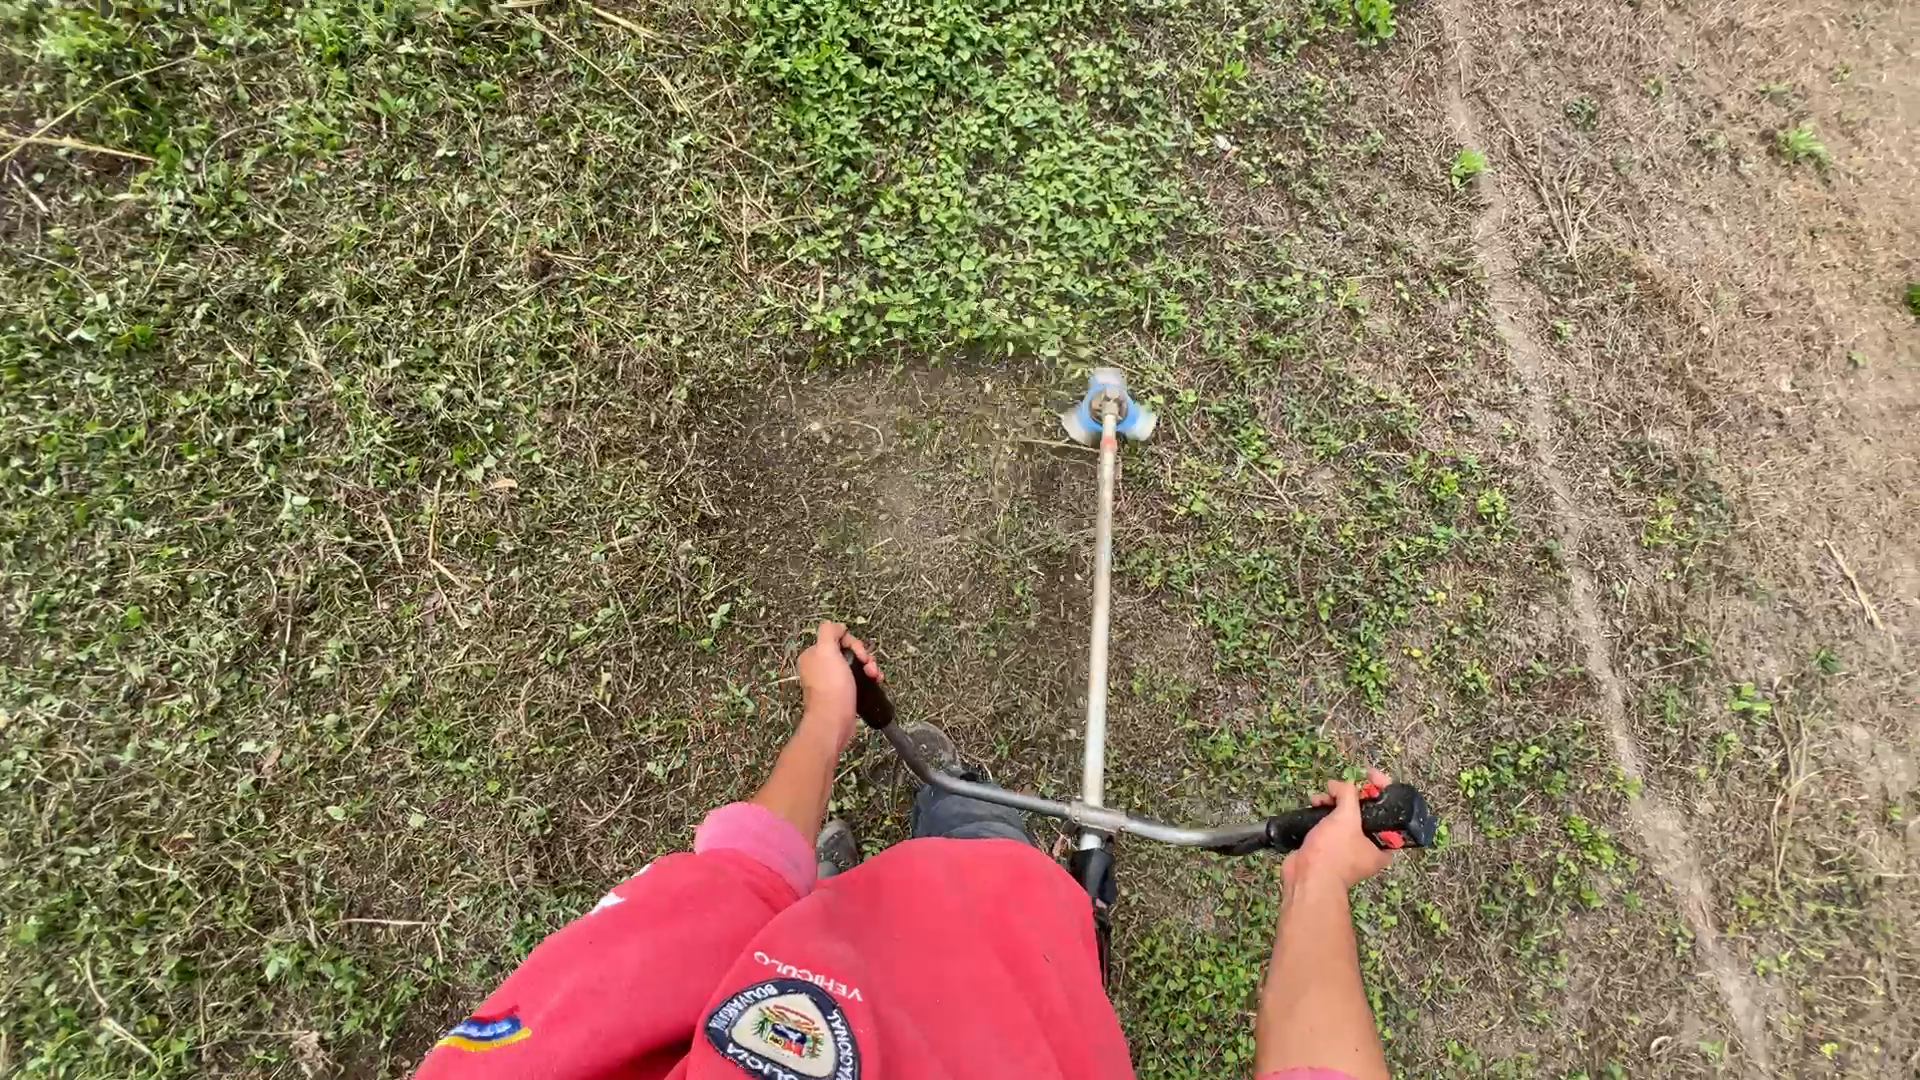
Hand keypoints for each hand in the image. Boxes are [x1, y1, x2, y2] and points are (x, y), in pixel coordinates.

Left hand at [796, 621, 880, 753]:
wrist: (834, 720)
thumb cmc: (831, 687)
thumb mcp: (826, 651)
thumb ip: (829, 632)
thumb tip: (837, 626)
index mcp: (814, 654)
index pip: (838, 637)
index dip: (853, 643)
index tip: (860, 655)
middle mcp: (821, 666)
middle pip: (848, 650)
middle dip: (863, 656)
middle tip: (869, 666)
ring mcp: (832, 680)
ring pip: (855, 664)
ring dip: (869, 667)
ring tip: (875, 676)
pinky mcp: (842, 692)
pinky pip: (858, 678)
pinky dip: (868, 678)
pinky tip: (875, 681)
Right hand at [1282, 768, 1395, 893]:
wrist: (1308, 877)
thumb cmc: (1334, 852)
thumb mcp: (1346, 819)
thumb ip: (1349, 796)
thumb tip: (1342, 785)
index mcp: (1384, 844)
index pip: (1391, 810)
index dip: (1382, 788)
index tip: (1369, 773)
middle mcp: (1369, 845)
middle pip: (1364, 809)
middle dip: (1349, 795)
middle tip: (1337, 788)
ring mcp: (1347, 845)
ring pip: (1344, 814)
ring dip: (1332, 801)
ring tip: (1319, 798)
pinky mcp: (1328, 845)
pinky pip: (1330, 822)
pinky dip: (1322, 810)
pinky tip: (1313, 804)